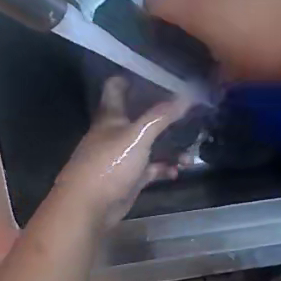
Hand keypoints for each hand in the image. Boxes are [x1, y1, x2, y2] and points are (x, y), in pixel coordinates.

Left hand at [46, 77, 191, 228]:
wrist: (89, 206)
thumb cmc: (109, 164)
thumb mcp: (138, 136)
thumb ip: (162, 116)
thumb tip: (188, 94)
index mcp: (110, 117)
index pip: (116, 88)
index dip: (131, 78)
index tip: (155, 73)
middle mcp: (115, 133)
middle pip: (139, 116)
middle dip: (162, 114)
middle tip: (189, 111)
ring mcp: (122, 156)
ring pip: (149, 144)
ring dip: (170, 146)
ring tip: (191, 152)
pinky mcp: (129, 177)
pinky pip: (151, 168)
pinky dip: (165, 168)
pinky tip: (178, 171)